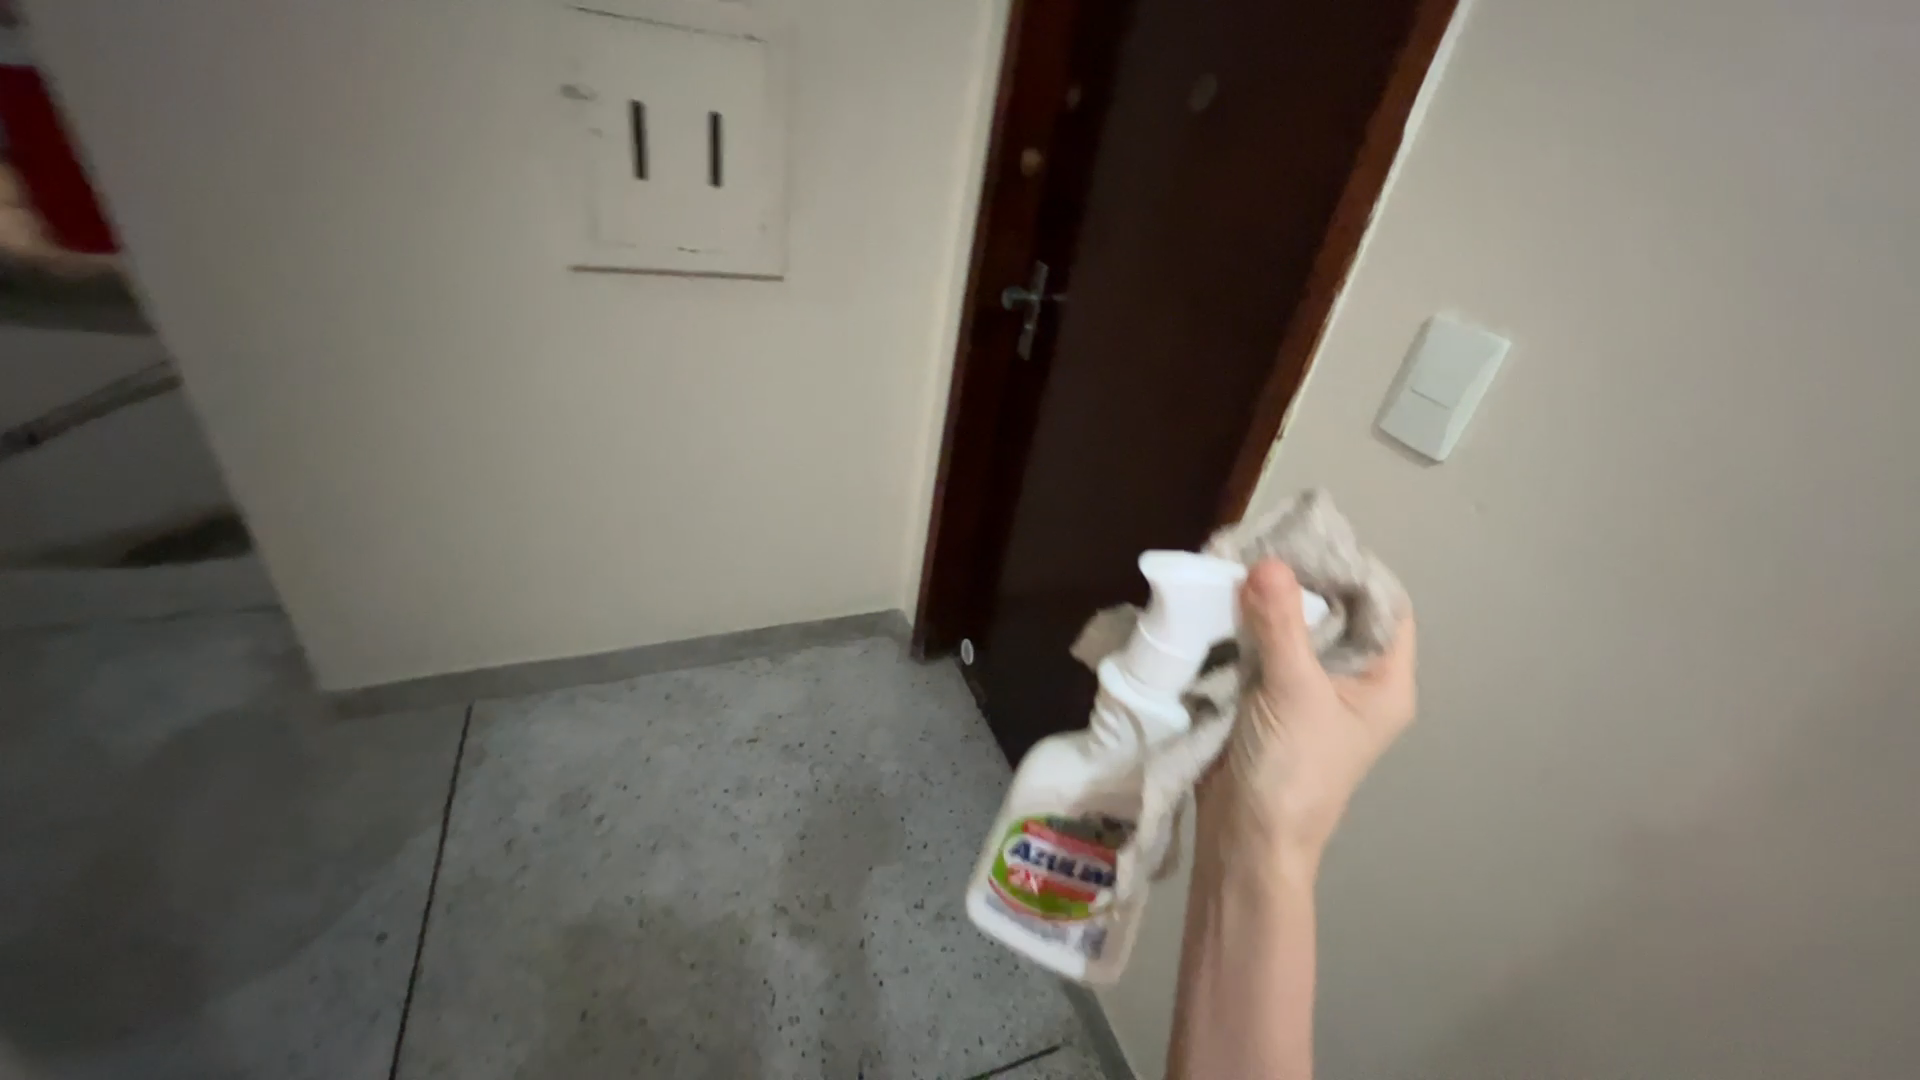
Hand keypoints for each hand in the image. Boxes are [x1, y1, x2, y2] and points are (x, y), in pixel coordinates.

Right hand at [1201, 559, 1417, 870]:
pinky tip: (1217, 601)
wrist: (1244, 837)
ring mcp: (1305, 687)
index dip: (1352, 570)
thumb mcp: (1293, 693)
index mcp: (1382, 681)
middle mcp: (1350, 679)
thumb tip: (1266, 563)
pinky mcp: (1264, 694)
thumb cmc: (1291, 772)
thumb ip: (1280, 626)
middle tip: (1260, 546)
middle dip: (1298, 581)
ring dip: (1263, 601)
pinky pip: (1258, 645)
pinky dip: (1240, 623)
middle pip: (1333, 612)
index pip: (1383, 606)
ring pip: (1290, 627)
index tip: (1308, 539)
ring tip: (1232, 565)